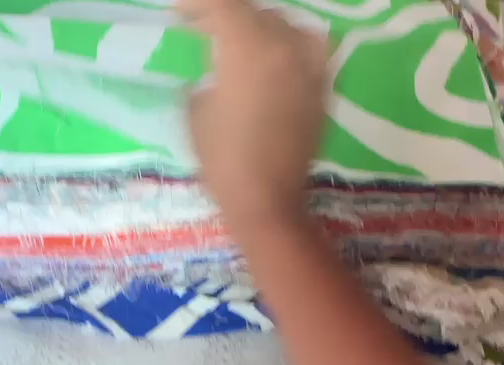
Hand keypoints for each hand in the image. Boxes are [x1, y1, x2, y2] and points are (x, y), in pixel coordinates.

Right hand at [181, 0, 328, 236]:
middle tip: (206, 29)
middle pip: (256, 11)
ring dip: (261, 27)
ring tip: (244, 43)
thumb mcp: (196, 117)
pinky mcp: (323, 89)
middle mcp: (284, 45)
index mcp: (247, 48)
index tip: (180, 13)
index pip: (222, 4)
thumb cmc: (223, 165)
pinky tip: (279, 59)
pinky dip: (291, 46)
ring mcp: (309, 65)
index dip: (198, 4)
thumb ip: (205, 80)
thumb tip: (211, 73)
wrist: (267, 205)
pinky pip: (311, 49)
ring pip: (285, 25)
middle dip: (228, 16)